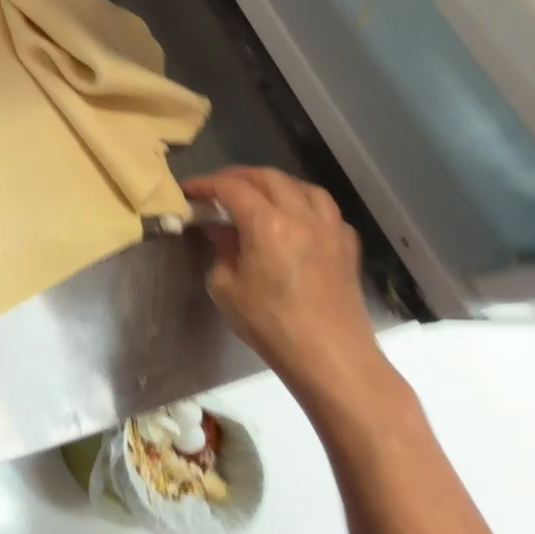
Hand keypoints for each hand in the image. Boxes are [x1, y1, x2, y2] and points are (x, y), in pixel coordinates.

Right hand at [183, 167, 381, 397]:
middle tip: (215, 187)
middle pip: (269, 178)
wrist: (330, 356)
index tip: (187, 190)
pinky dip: (304, 204)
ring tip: (255, 194)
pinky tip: (293, 219)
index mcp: (268, 225)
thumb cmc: (269, 323)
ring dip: (274, 184)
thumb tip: (222, 231)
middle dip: (238, 176)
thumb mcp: (225, 286)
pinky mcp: (347, 248)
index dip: (205, 184)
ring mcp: (331, 231)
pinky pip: (326, 211)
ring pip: (304, 187)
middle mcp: (302, 218)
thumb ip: (222, 249)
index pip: (232, 188)